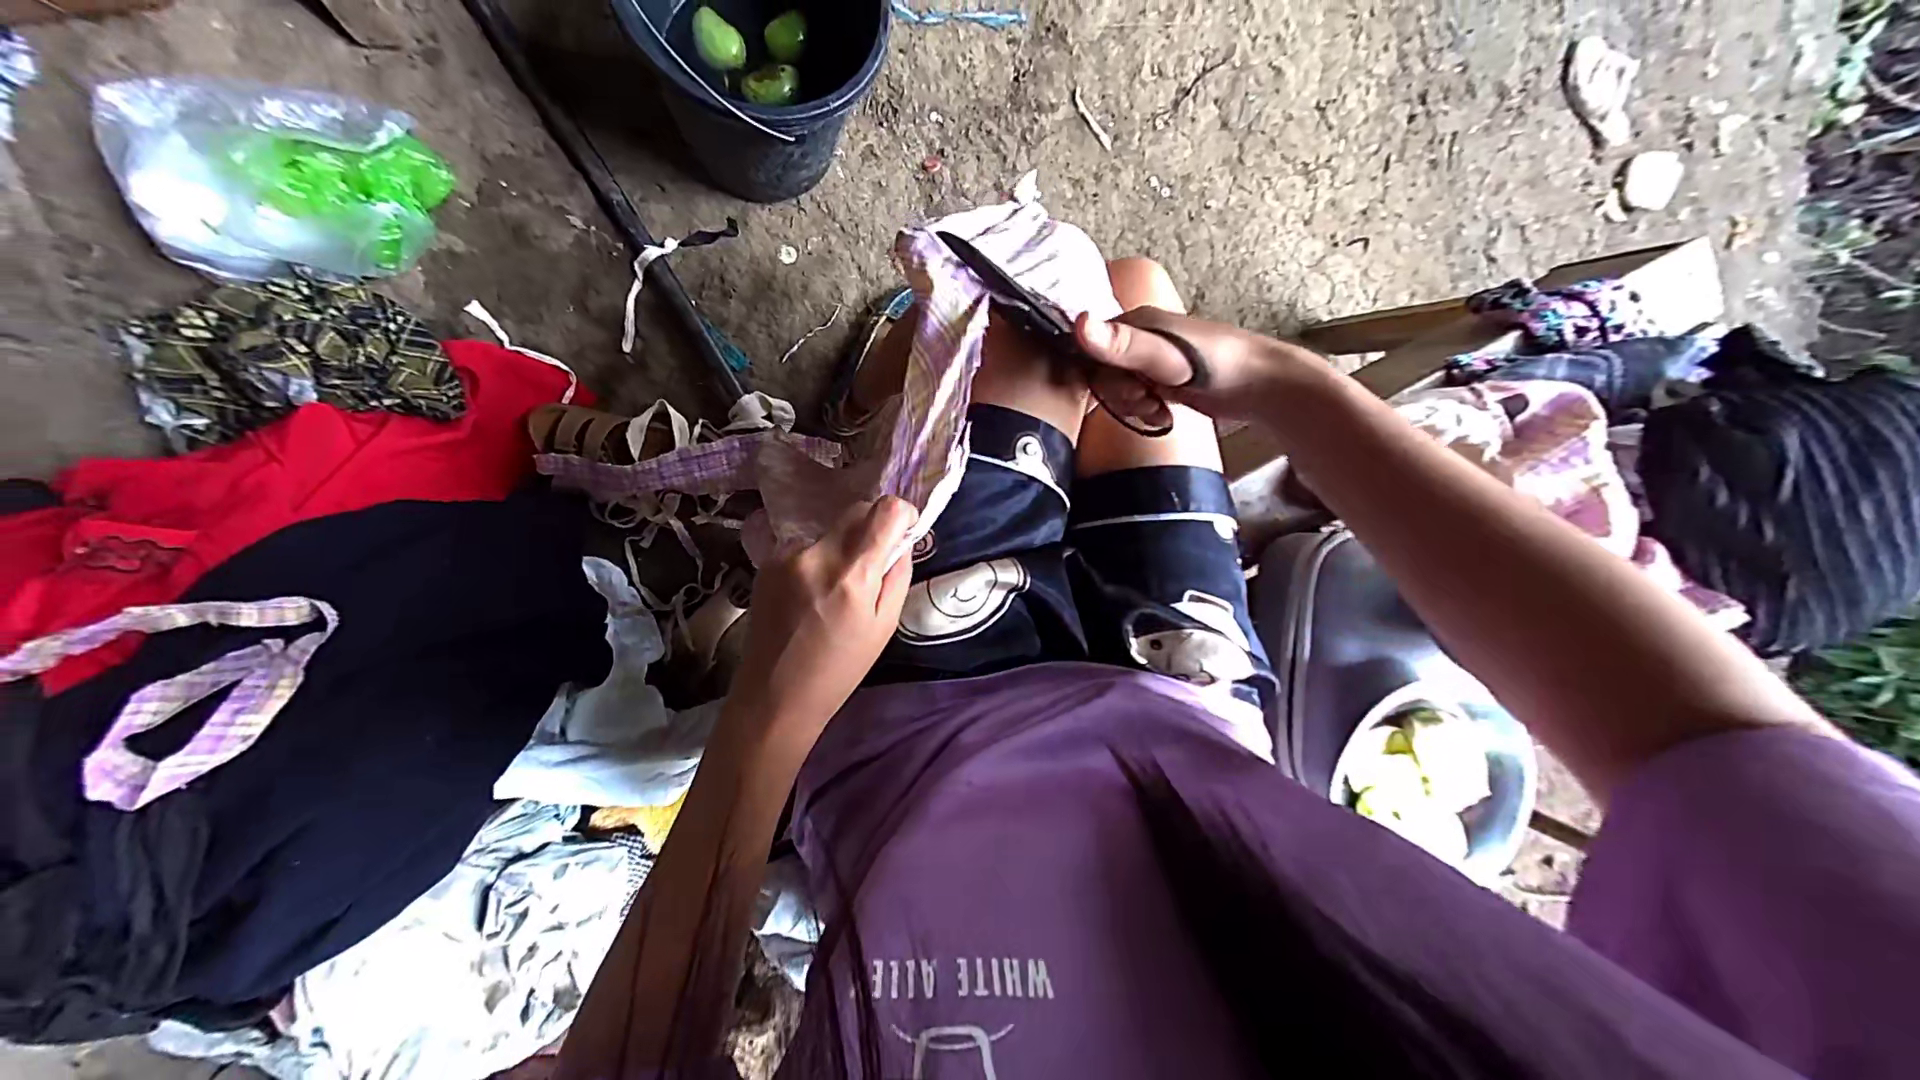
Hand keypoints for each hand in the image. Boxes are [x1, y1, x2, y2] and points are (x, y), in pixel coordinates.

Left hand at [734, 496, 917, 730]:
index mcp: (853, 575)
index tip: (905, 530)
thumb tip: (902, 542)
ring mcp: (788, 556)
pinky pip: (806, 546)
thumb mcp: (884, 627)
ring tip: (835, 589)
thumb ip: (898, 577)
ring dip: (843, 546)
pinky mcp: (767, 562)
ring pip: (831, 530)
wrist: (774, 694)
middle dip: (874, 527)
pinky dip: (817, 559)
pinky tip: (811, 593)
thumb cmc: (839, 669)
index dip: (902, 513)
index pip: (885, 511)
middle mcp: (818, 555)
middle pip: (857, 511)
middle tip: (874, 563)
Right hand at [1073, 306, 1327, 422]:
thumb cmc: (1216, 364)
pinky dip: (1145, 412)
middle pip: (1104, 374)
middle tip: (1146, 401)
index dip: (1100, 376)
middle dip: (1120, 395)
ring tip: (1158, 409)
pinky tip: (1163, 415)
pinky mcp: (1161, 382)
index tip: (1125, 389)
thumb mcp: (1164, 356)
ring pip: (1118, 390)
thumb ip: (1122, 345)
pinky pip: (1135, 399)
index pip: (1090, 350)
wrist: (1263, 385)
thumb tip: (1078, 324)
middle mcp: (1138, 339)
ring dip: (1133, 407)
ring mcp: (1150, 362)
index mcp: (1135, 322)